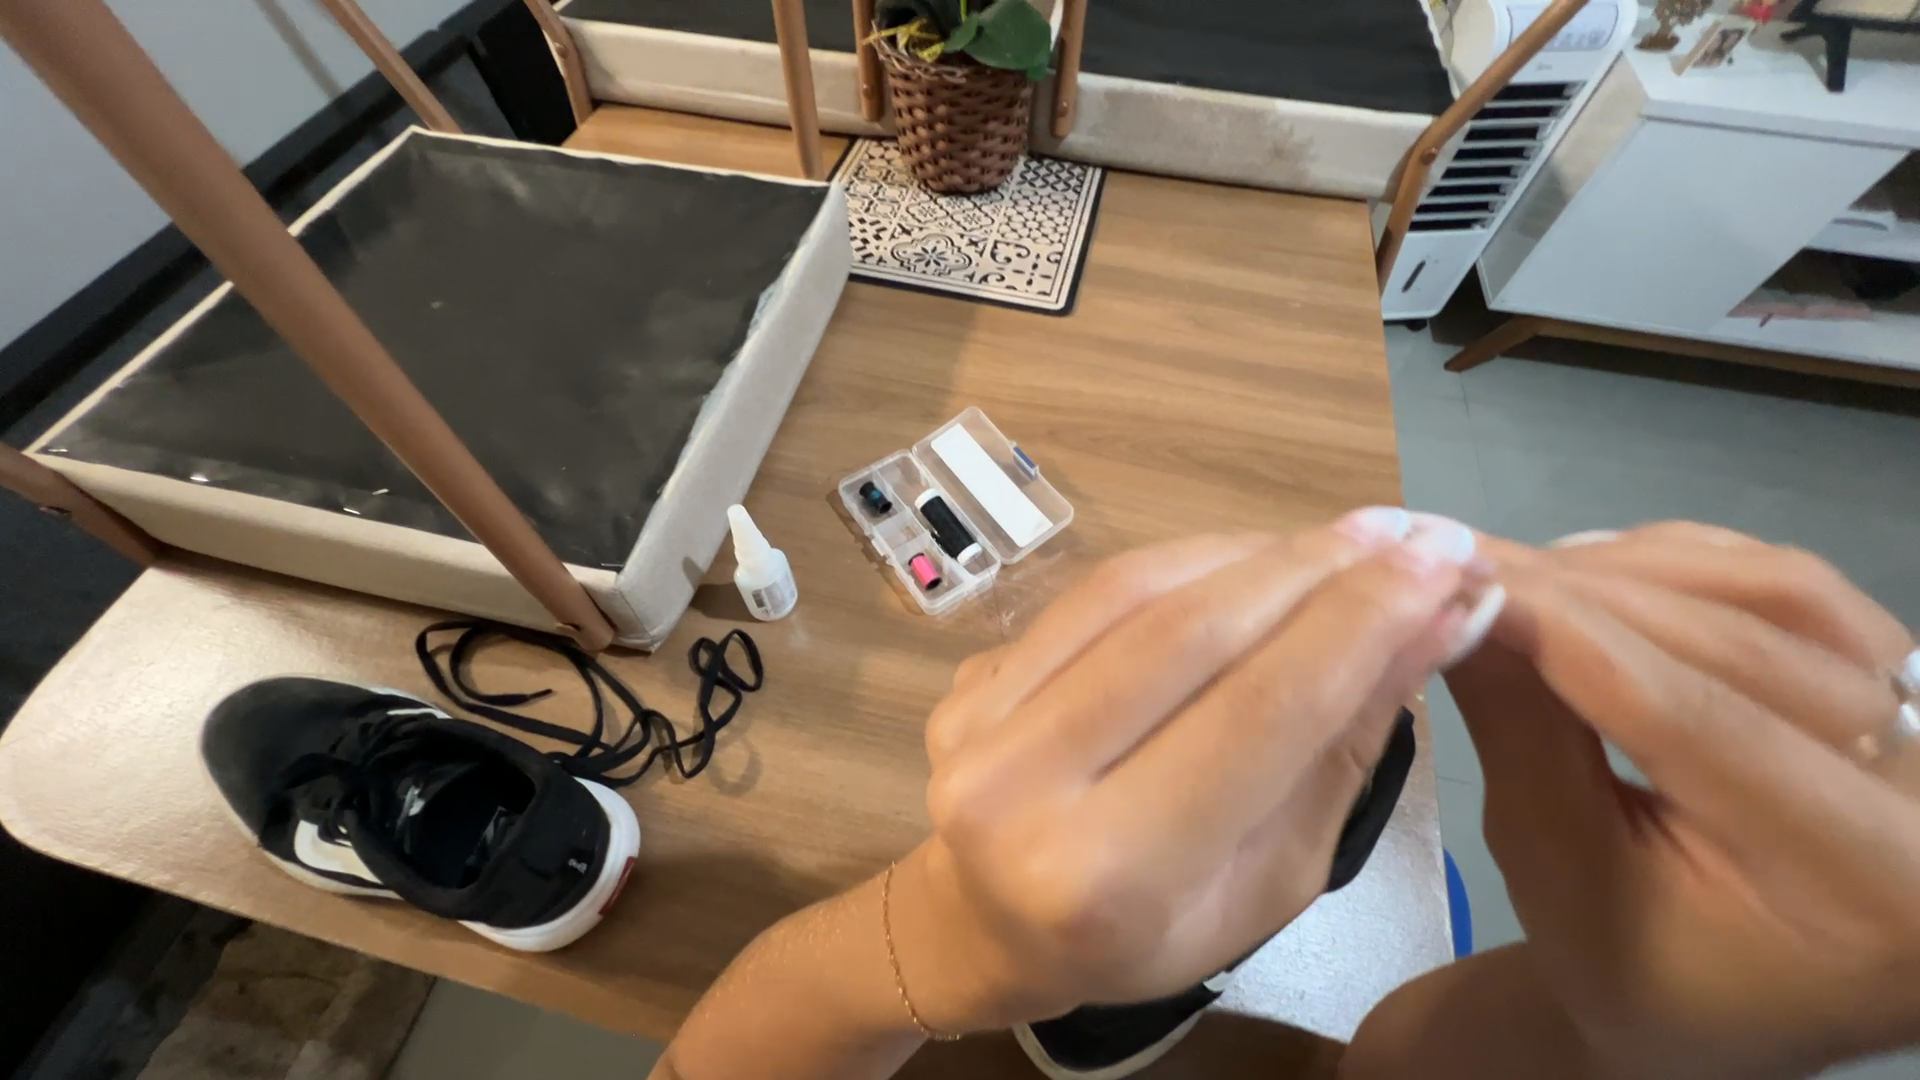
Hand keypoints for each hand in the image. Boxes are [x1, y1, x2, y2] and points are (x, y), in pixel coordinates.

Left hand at [886, 510, 1500, 1033]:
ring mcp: (980, 719)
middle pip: (1189, 637)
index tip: (1443, 565)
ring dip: (1249, 553)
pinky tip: (1244, 554)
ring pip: (1132, 595)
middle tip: (1403, 533)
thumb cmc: (1142, 932)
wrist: (990, 918)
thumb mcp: (1264, 877)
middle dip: (1312, 573)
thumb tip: (1429, 626)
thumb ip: (1338, 754)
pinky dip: (1179, 562)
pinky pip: (1088, 595)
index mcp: (1110, 873)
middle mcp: (1026, 783)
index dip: (1358, 627)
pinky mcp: (968, 678)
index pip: (1258, 715)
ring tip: (1336, 538)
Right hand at [1454, 523, 1919, 1078]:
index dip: (1561, 632)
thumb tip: (1460, 603)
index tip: (1453, 578)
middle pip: (1742, 639)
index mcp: (1864, 883)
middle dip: (1577, 588)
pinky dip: (1671, 558)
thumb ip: (1513, 724)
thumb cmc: (1618, 957)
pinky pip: (1785, 585)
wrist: (1706, 995)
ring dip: (1623, 564)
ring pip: (1777, 589)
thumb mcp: (1545, 857)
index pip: (1696, 718)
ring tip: (1513, 571)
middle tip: (1459, 559)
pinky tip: (1585, 573)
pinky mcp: (1891, 689)